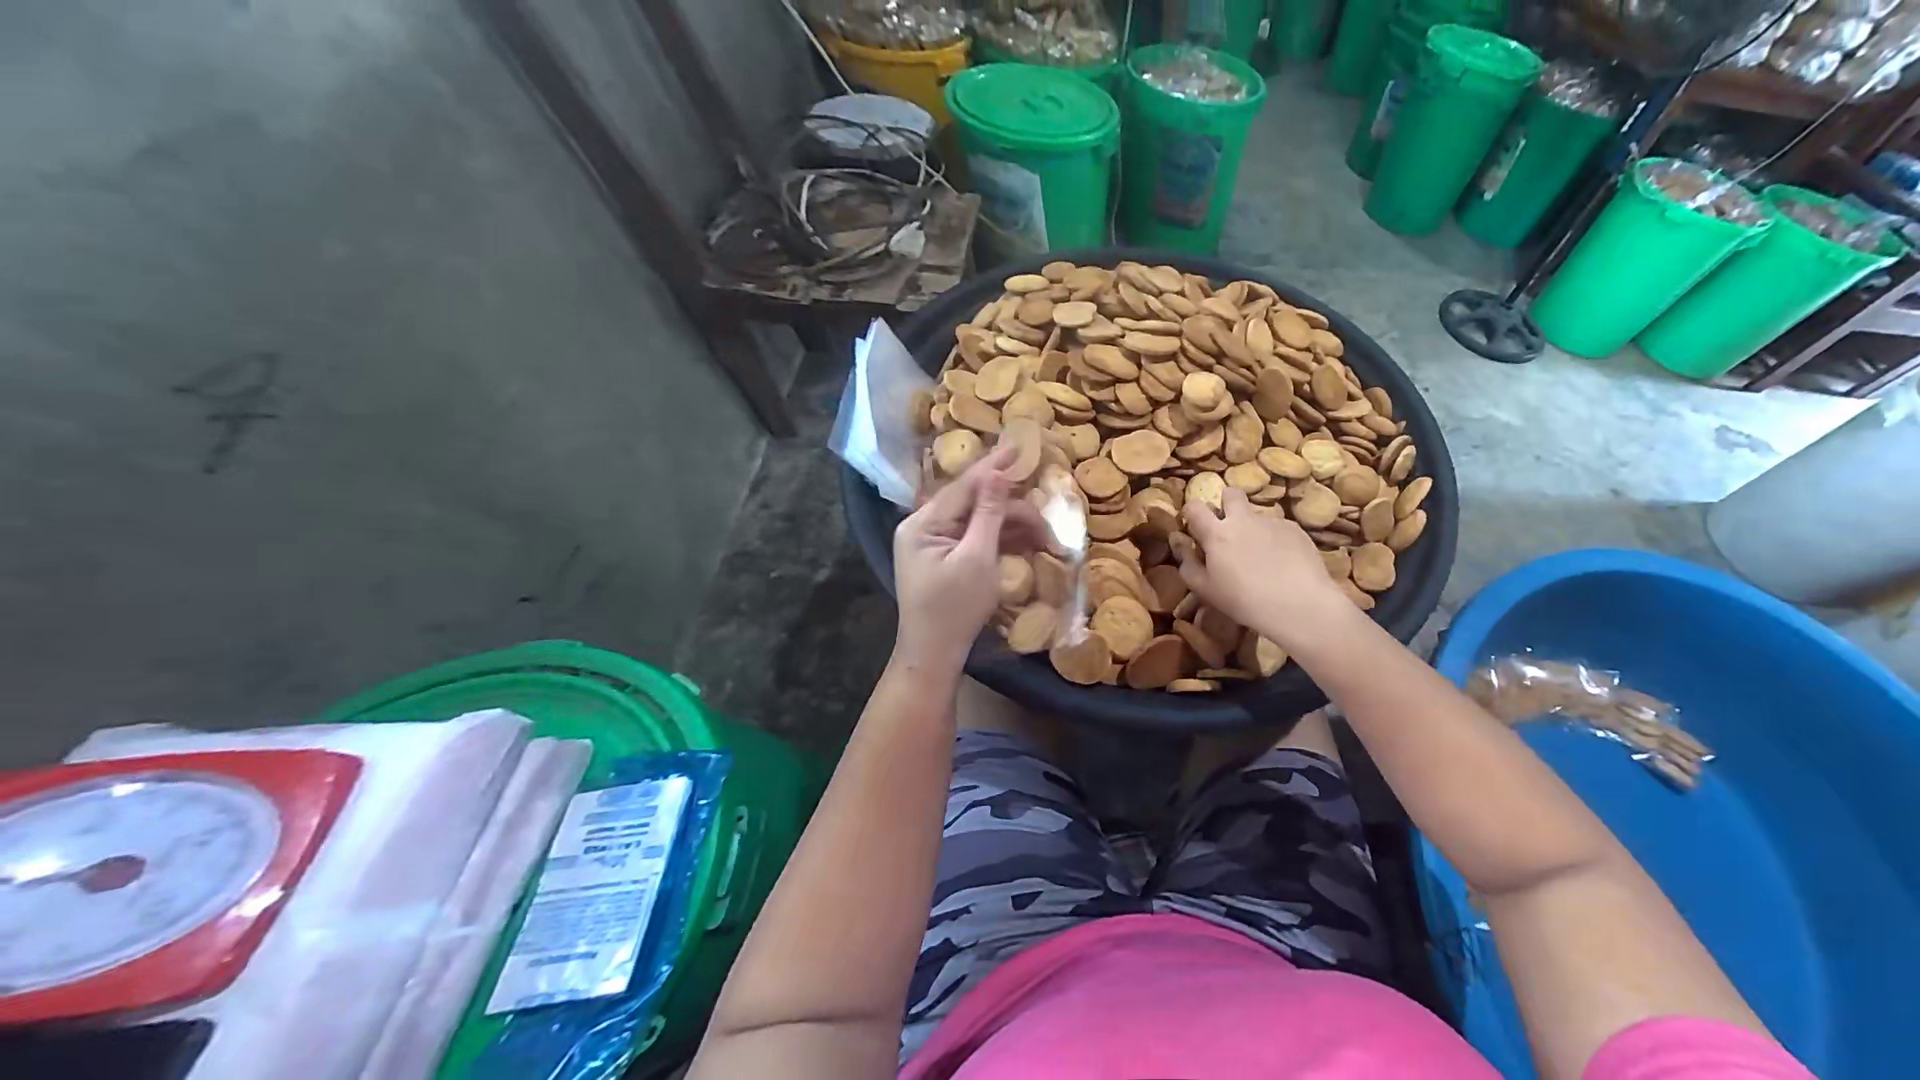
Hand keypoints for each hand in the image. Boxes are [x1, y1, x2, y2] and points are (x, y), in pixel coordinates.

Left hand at [892, 444, 1044, 670]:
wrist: (933, 655)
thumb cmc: (954, 610)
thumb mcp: (976, 559)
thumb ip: (988, 514)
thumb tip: (997, 473)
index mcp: (922, 524)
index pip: (964, 486)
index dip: (994, 466)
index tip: (1019, 445)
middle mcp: (922, 527)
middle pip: (972, 503)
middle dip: (1010, 508)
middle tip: (1043, 515)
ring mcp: (931, 544)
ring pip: (975, 521)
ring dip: (1008, 525)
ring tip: (1042, 533)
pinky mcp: (942, 558)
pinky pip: (973, 538)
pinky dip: (997, 539)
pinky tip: (1024, 540)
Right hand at [1180, 487, 1350, 650]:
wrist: (1299, 605)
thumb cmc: (1243, 600)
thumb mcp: (1204, 589)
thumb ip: (1187, 561)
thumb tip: (1178, 540)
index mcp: (1216, 533)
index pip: (1195, 507)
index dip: (1191, 512)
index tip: (1194, 526)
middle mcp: (1243, 520)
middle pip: (1231, 493)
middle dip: (1227, 503)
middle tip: (1229, 527)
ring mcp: (1271, 522)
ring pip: (1256, 515)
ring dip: (1253, 528)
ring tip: (1262, 557)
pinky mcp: (1295, 529)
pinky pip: (1278, 528)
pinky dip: (1275, 540)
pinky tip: (1282, 562)